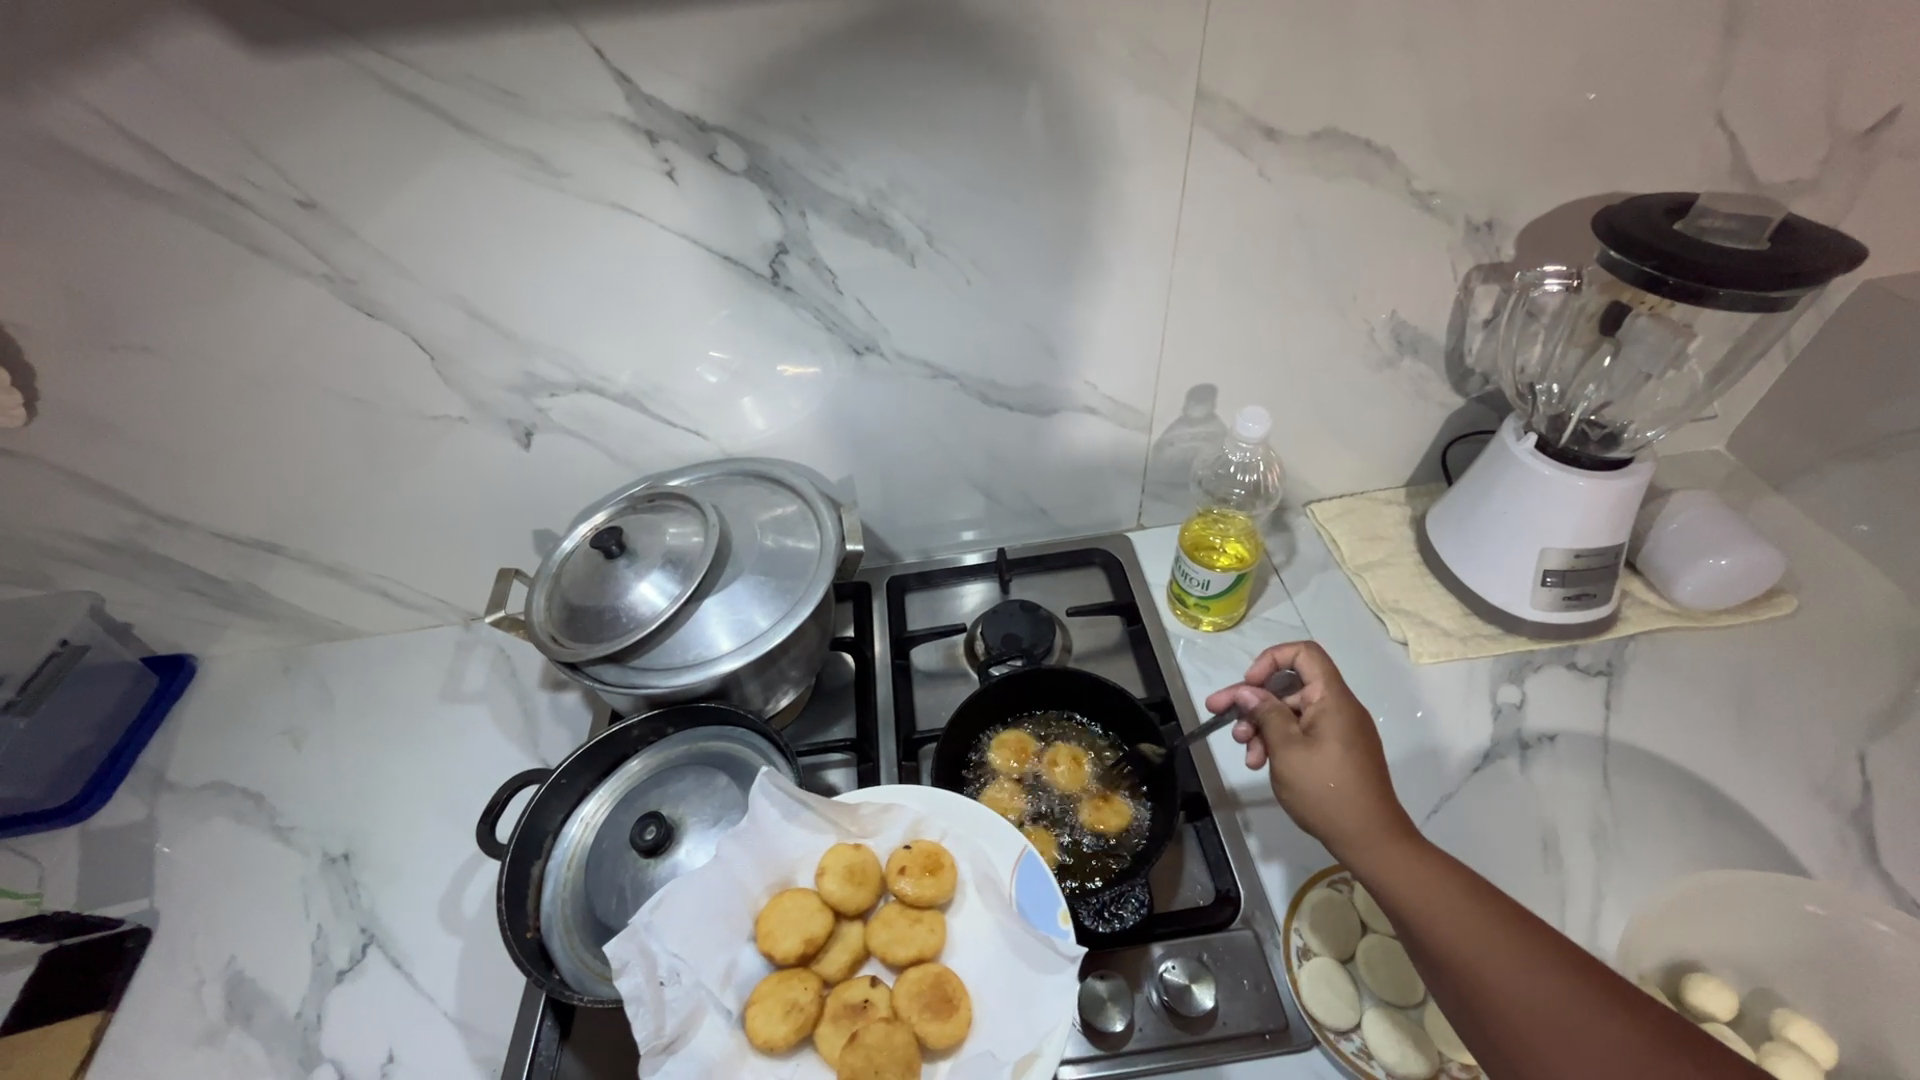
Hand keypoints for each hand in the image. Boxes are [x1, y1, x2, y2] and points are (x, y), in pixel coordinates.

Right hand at [1205, 641, 1419, 865]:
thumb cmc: (1325, 790)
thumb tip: (1248, 691)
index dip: (1271, 660)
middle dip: (1253, 700)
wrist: (1370, 839)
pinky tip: (1262, 763)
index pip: (1303, 653)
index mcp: (1332, 699)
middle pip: (1289, 686)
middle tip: (1218, 712)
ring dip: (1262, 726)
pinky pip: (1302, 733)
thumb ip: (1265, 714)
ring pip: (1291, 712)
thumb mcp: (1286, 750)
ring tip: (1247, 753)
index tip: (1249, 685)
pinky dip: (1279, 742)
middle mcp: (1338, 707)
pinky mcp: (1336, 751)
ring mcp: (1338, 730)